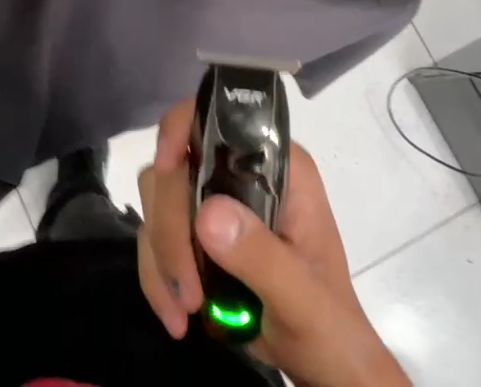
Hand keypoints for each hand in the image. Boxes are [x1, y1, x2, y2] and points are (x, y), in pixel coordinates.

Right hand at [137, 99, 410, 386]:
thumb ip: (261, 256)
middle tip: (187, 290)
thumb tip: (208, 214)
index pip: (221, 118)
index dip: (183, 127)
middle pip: (176, 168)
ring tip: (184, 311)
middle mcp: (240, 171)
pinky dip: (156, 276)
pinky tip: (175, 315)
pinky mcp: (194, 232)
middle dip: (171, 230)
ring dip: (161, 257)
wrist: (322, 363)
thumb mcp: (303, 298)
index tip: (166, 165)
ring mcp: (213, 200)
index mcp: (278, 167)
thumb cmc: (327, 325)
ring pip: (157, 201)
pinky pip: (153, 236)